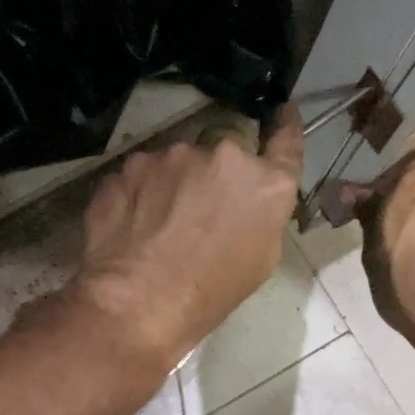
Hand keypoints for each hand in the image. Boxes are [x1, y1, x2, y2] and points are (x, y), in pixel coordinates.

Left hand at [71, 105, 302, 367]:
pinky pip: (142, 176)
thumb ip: (260, 215)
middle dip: (214, 176)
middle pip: (223, 153)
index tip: (281, 112)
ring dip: (174, 185)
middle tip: (199, 216)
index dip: (284, 125)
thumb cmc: (210, 293)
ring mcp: (171, 155)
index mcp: (266, 182)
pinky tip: (133, 227)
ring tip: (159, 227)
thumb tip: (245, 202)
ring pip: (178, 162)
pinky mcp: (129, 164)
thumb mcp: (259, 262)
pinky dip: (140, 195)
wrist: (137, 301)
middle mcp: (223, 154)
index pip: (285, 141)